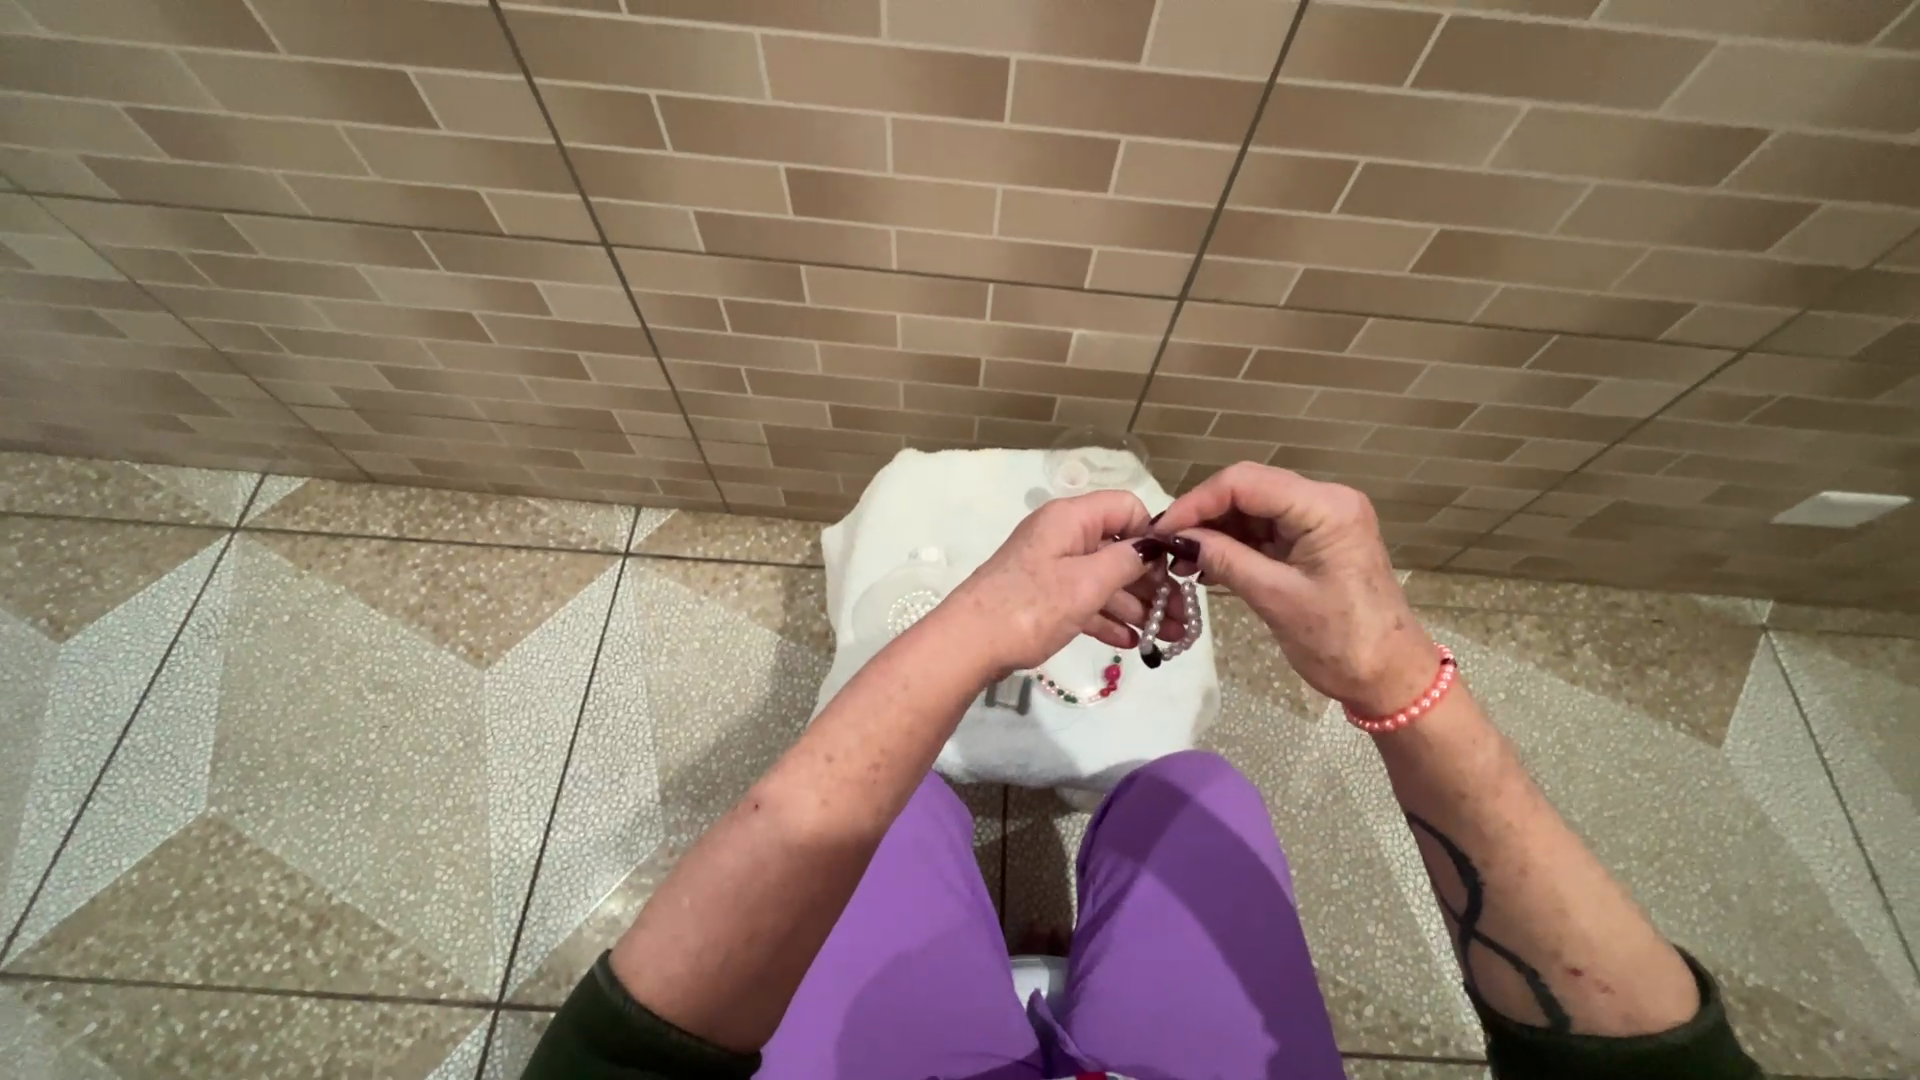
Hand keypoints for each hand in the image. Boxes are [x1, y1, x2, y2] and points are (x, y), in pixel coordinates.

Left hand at [941, 490, 1155, 674]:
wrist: (968, 644)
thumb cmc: (1030, 606)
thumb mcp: (1086, 583)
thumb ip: (1126, 560)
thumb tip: (1153, 546)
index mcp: (1070, 519)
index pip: (1125, 508)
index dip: (1153, 535)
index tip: (1176, 569)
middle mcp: (1062, 537)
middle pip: (1118, 548)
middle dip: (1153, 582)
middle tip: (1184, 615)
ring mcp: (1050, 568)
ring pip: (1103, 580)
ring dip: (1137, 606)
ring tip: (1170, 637)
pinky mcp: (1043, 598)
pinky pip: (1084, 602)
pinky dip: (1107, 618)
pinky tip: (1132, 642)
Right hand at [1152, 462, 1436, 715]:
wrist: (1391, 677)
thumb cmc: (1341, 642)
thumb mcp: (1275, 599)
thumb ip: (1224, 560)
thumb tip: (1176, 540)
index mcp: (1325, 508)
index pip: (1244, 482)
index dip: (1196, 502)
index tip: (1161, 531)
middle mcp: (1325, 500)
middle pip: (1247, 489)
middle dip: (1202, 515)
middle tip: (1165, 546)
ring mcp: (1321, 519)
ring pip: (1251, 508)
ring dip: (1214, 531)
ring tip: (1181, 560)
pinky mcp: (1314, 539)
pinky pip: (1263, 529)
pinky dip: (1232, 544)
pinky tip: (1206, 565)